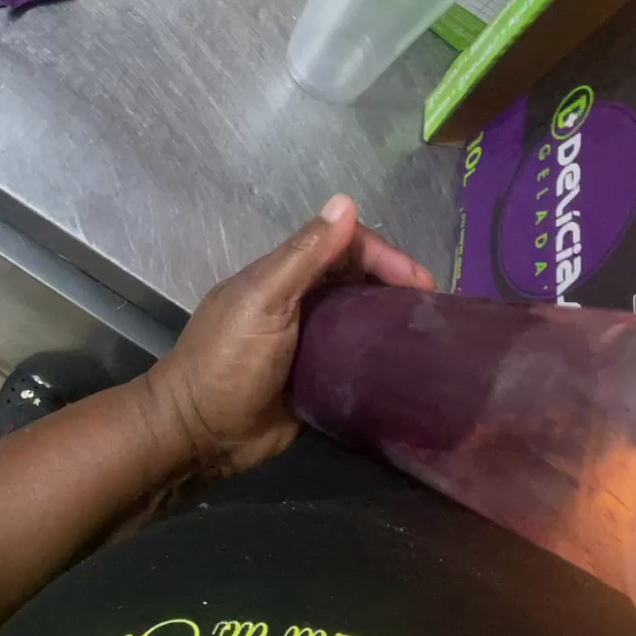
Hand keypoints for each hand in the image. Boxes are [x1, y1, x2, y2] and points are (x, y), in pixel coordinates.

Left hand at [141, 194, 434, 475]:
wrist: (201, 432)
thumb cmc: (227, 359)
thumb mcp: (263, 300)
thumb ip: (302, 255)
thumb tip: (345, 202)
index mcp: (282, 275)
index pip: (342, 246)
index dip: (383, 255)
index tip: (420, 282)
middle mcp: (299, 303)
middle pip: (357, 281)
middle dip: (396, 287)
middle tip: (435, 312)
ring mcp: (309, 344)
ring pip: (361, 320)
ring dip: (393, 322)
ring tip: (431, 338)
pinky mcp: (318, 381)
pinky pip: (358, 362)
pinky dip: (382, 359)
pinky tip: (411, 368)